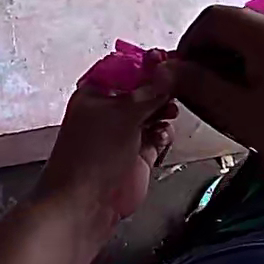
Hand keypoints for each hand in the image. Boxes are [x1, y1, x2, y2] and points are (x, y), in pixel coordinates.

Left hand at [33, 74, 177, 228]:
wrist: (85, 203)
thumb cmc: (92, 154)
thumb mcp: (123, 114)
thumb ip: (150, 91)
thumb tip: (169, 70)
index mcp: (96, 93)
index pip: (124, 67)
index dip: (146, 64)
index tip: (169, 59)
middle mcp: (110, 111)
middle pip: (142, 90)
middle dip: (160, 88)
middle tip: (178, 84)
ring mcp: (124, 133)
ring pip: (153, 112)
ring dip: (164, 110)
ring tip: (169, 112)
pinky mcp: (138, 153)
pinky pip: (158, 135)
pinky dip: (164, 133)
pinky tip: (163, 135)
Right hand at [167, 6, 263, 194]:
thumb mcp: (238, 112)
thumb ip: (198, 85)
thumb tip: (164, 69)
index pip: (214, 18)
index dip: (190, 43)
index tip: (184, 75)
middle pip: (239, 24)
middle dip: (215, 52)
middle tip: (208, 92)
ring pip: (262, 35)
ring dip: (240, 58)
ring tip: (240, 98)